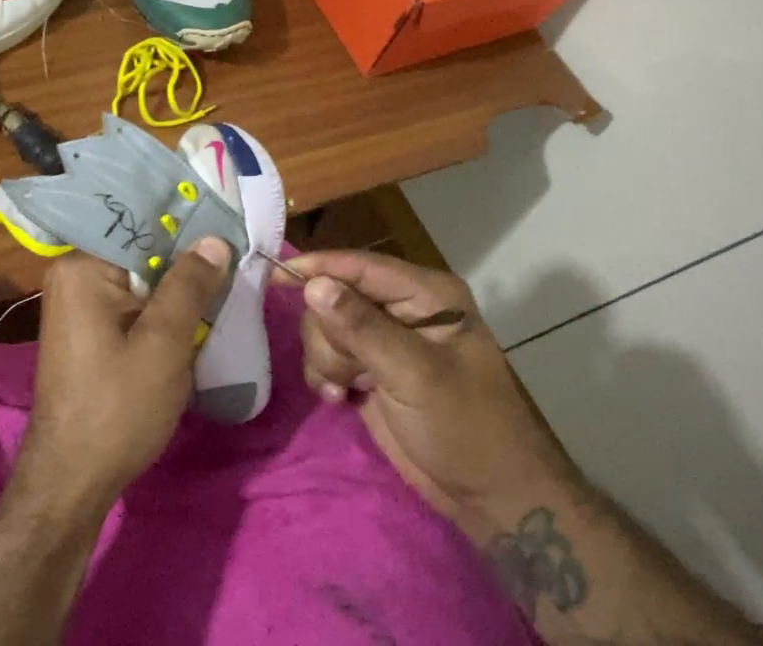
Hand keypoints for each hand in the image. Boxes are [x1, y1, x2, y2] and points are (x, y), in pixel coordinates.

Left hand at [22, 238, 232, 504]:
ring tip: (224, 281)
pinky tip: (194, 315)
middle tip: (234, 256)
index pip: (139, 225)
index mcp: (81, 268)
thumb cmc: (118, 408)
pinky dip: (159, 309)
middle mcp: (72, 275)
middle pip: (139, 251)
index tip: (228, 225)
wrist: (73, 477)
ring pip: (138, 279)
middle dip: (184, 258)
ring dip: (176, 287)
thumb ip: (189, 286)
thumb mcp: (164, 344)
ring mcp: (76, 304)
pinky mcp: (86, 330)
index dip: (185, 225)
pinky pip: (129, 303)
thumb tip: (214, 240)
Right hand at [279, 250, 583, 523]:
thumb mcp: (414, 375)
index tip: (275, 277)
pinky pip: (327, 355)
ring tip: (345, 391)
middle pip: (335, 297)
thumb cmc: (465, 427)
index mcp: (427, 295)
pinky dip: (326, 376)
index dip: (318, 268)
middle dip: (328, 335)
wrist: (487, 495)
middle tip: (346, 371)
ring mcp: (385, 340)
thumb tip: (313, 285)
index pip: (361, 267)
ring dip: (325, 360)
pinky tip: (342, 399)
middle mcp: (403, 309)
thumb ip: (361, 328)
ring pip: (325, 327)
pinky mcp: (371, 369)